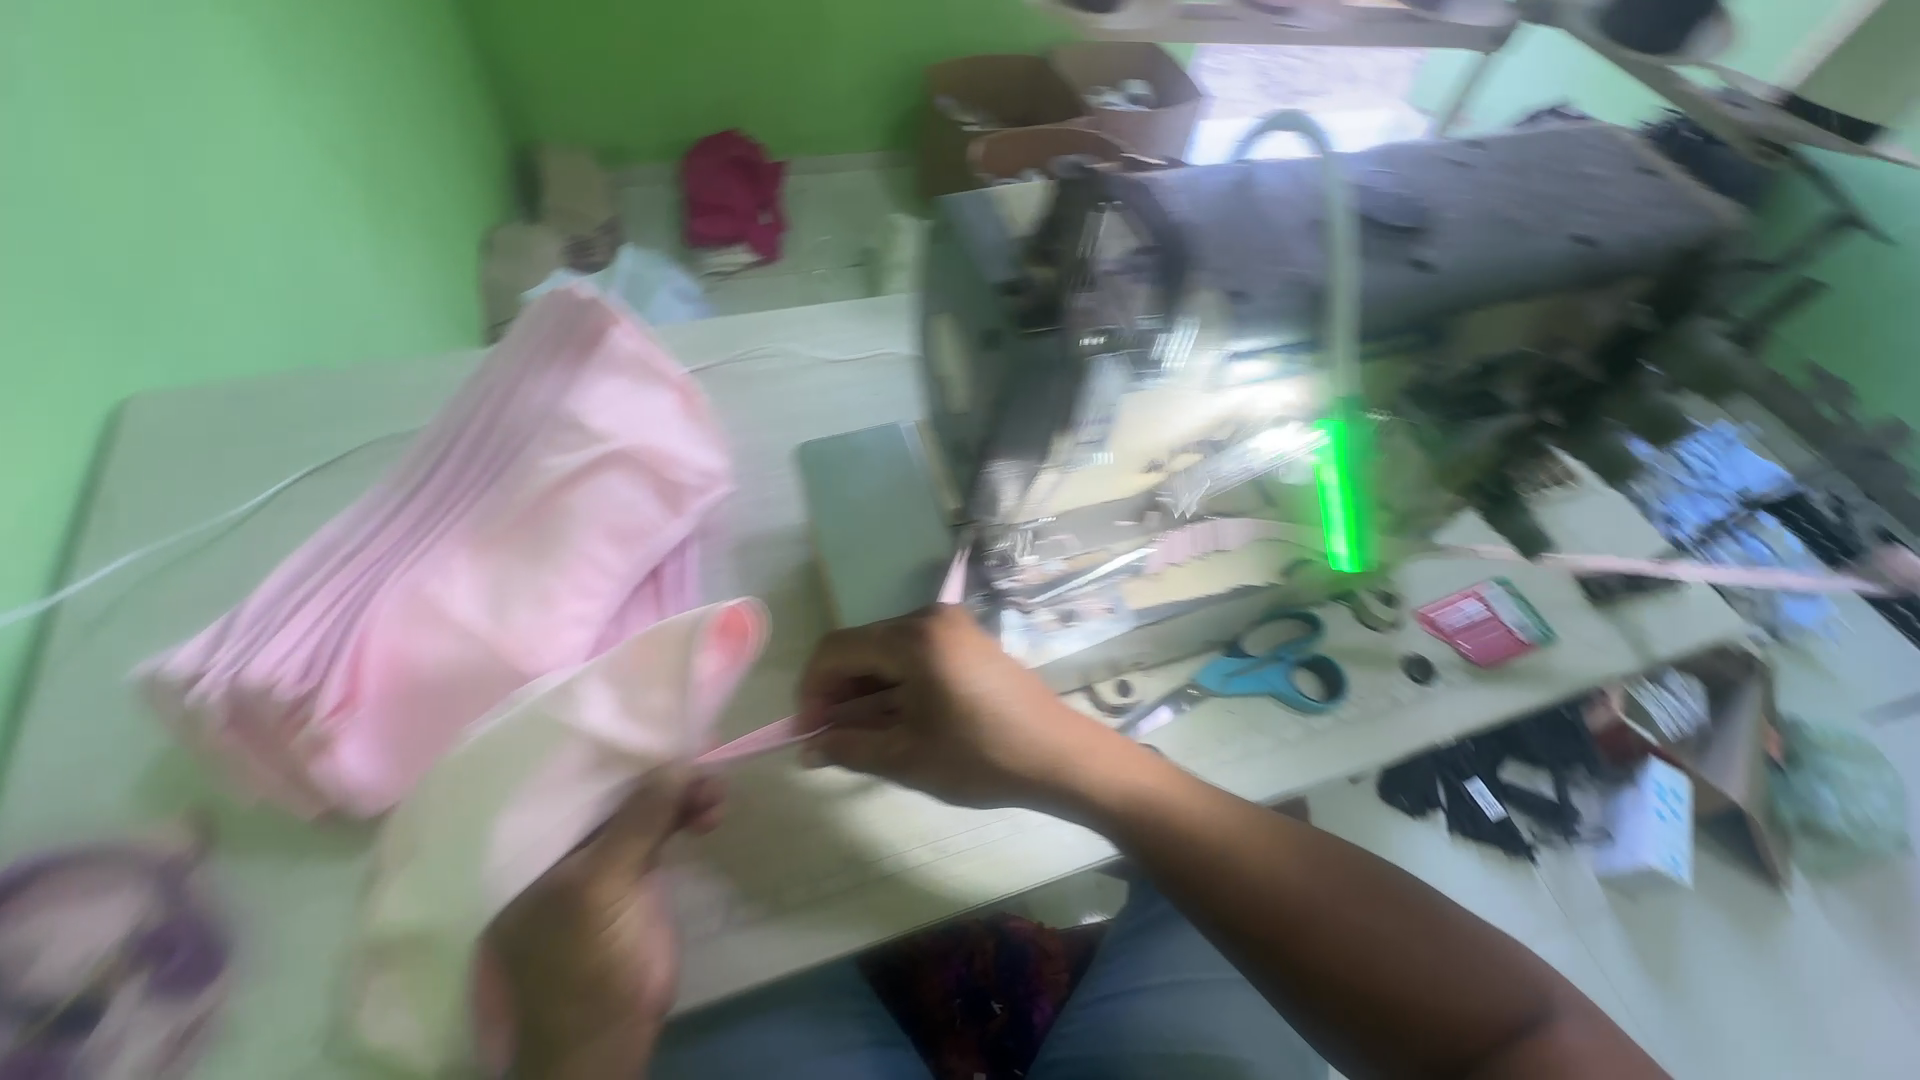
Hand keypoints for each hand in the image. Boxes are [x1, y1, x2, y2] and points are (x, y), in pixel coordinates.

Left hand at [478, 766, 723, 1079]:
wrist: (609, 1033)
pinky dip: (689, 813)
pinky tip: (711, 813)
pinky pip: (664, 827)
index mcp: (534, 842)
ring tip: (716, 797)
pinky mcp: (639, 874)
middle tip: (706, 762)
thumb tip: (676, 762)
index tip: (661, 722)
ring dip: (684, 792)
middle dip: (661, 770)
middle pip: (617, 787)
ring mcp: (605, 857)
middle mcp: (567, 841)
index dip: (616, 750)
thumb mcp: (600, 885)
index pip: (572, 778)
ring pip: (647, 804)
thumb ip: (636, 821)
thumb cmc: (584, 960)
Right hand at [796, 605, 1133, 810]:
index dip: (812, 690)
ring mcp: (954, 626)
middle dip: (839, 691)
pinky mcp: (969, 641)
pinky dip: (896, 683)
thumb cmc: (980, 757)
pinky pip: (915, 654)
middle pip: (861, 646)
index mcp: (912, 637)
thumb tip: (808, 748)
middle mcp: (930, 617)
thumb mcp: (906, 757)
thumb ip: (848, 746)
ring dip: (867, 690)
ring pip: (887, 652)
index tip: (809, 733)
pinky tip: (900, 720)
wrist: (1059, 757)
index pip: (835, 650)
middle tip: (833, 739)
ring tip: (866, 736)